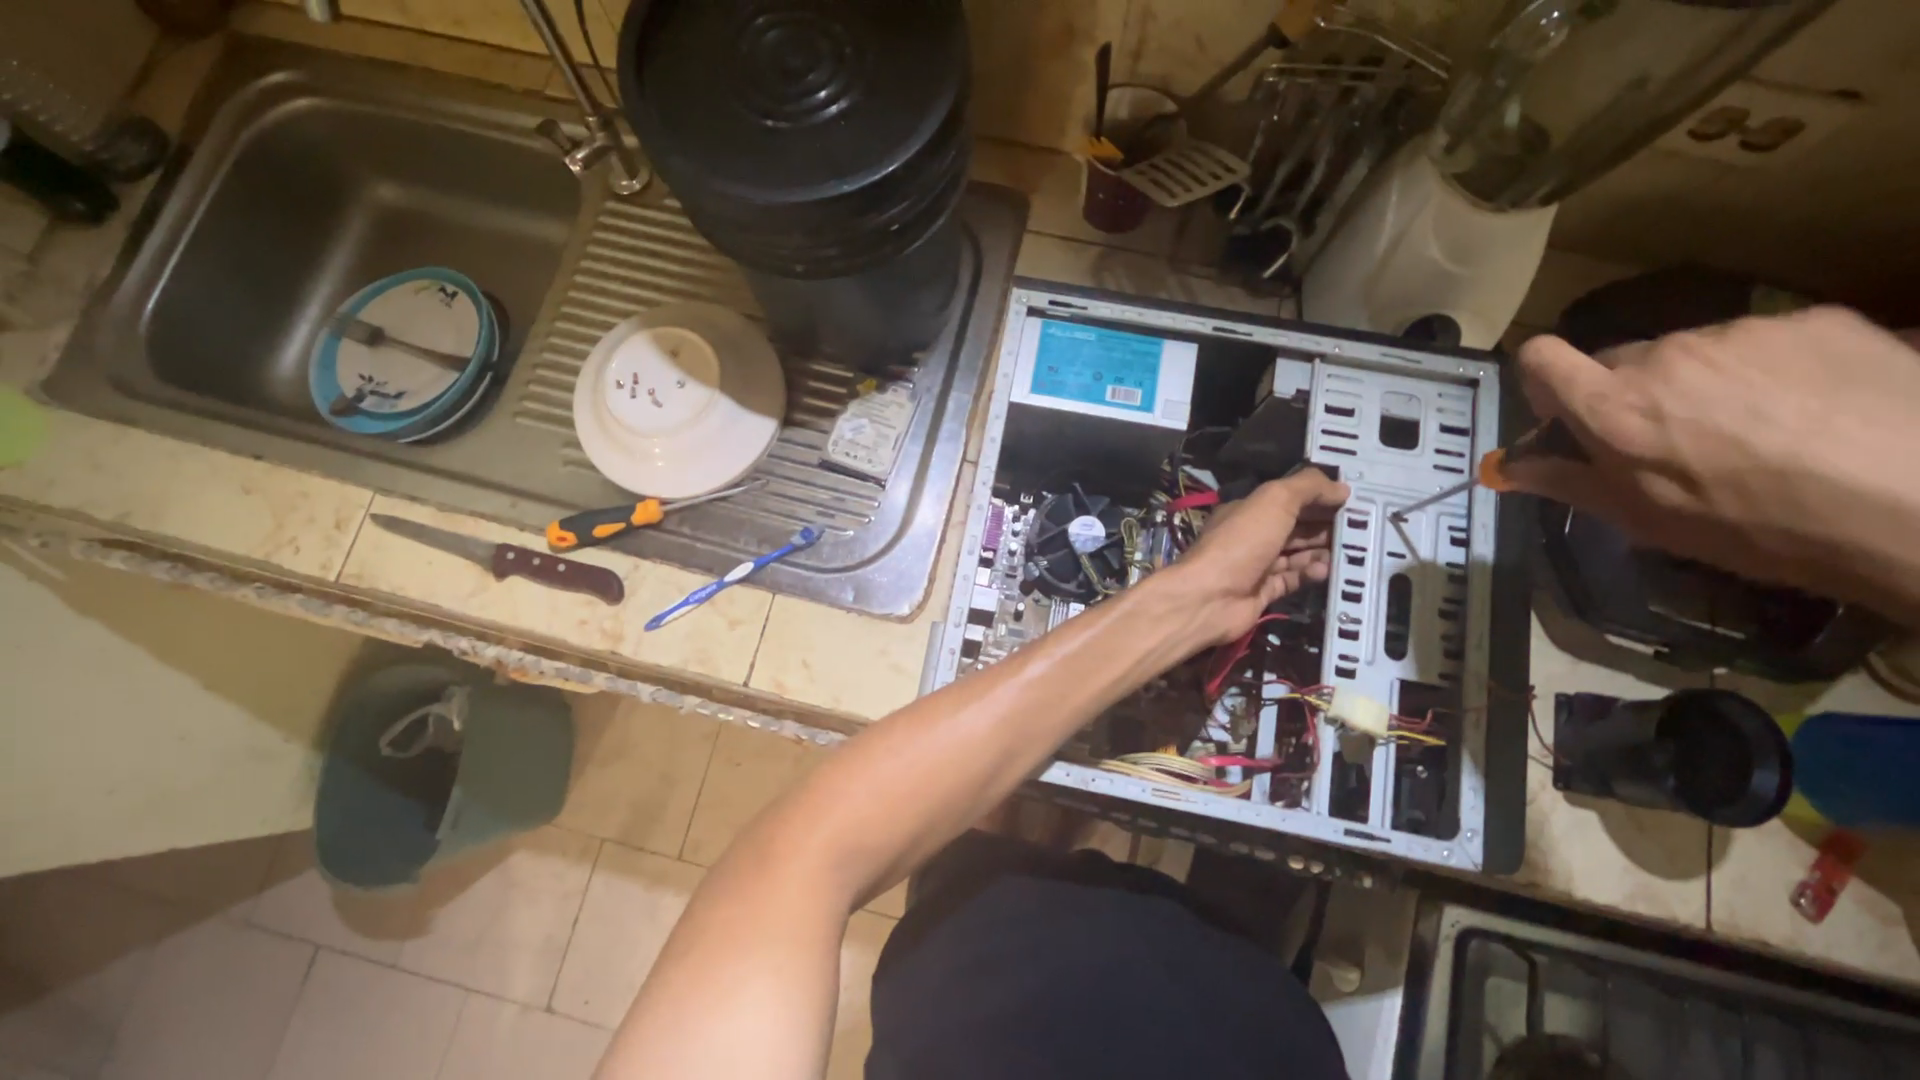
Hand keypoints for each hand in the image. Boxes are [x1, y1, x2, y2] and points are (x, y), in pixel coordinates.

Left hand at [1161, 468, 1348, 647]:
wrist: (1210, 596)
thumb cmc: (1242, 541)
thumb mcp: (1275, 500)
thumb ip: (1308, 487)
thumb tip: (1341, 488)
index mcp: (1249, 510)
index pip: (1289, 499)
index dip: (1318, 497)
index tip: (1352, 500)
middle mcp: (1252, 536)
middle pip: (1295, 527)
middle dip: (1325, 525)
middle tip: (1360, 527)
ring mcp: (1257, 565)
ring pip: (1297, 554)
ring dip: (1322, 550)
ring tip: (1349, 549)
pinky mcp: (1263, 592)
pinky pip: (1293, 579)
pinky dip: (1310, 574)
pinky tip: (1326, 571)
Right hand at [1508, 307, 1919, 620]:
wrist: (1919, 502)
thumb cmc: (1759, 528)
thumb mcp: (1646, 519)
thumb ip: (1569, 481)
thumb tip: (1511, 467)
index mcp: (1613, 407)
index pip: (1540, 358)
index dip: (1543, 380)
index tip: (1565, 411)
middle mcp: (1665, 355)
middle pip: (1622, 361)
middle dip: (1632, 394)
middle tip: (1677, 440)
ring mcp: (1742, 332)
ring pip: (1696, 352)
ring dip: (1705, 382)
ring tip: (1761, 429)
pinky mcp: (1815, 319)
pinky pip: (1766, 341)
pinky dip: (1772, 370)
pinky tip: (1813, 410)